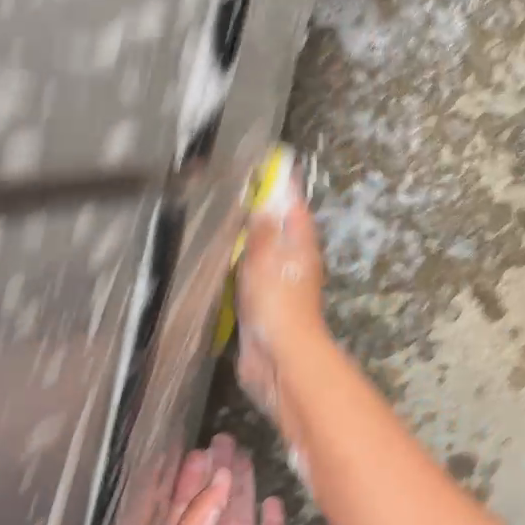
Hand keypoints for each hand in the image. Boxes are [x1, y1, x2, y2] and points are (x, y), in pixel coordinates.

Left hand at [155, 435, 296, 524]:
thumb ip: (200, 512)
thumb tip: (218, 476)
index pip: (184, 506)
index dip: (191, 477)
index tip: (201, 448)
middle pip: (215, 503)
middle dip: (218, 472)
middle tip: (224, 439)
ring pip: (243, 513)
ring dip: (243, 485)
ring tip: (246, 454)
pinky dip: (273, 519)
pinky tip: (272, 500)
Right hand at [234, 185, 328, 445]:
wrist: (279, 358)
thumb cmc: (277, 302)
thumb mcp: (265, 256)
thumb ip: (261, 228)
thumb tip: (264, 198)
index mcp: (302, 246)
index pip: (294, 207)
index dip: (282, 187)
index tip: (268, 167)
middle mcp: (294, 263)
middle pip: (280, 230)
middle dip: (264, 212)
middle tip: (239, 191)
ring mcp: (280, 287)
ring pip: (264, 255)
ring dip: (250, 240)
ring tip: (225, 221)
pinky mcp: (264, 308)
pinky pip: (250, 279)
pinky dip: (239, 268)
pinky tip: (222, 264)